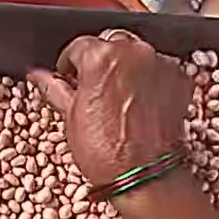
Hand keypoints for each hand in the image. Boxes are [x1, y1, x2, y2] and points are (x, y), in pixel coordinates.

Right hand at [28, 29, 192, 186]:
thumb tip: (39, 76)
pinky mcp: (179, 79)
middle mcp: (134, 53)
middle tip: (91, 86)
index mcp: (101, 57)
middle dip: (99, 61)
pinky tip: (136, 102)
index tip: (68, 74)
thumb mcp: (71, 117)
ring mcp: (160, 64)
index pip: (79, 45)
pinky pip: (158, 69)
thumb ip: (55, 88)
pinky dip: (148, 79)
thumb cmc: (106, 151)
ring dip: (124, 68)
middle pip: (110, 43)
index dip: (69, 62)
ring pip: (137, 54)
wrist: (143, 175)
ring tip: (115, 97)